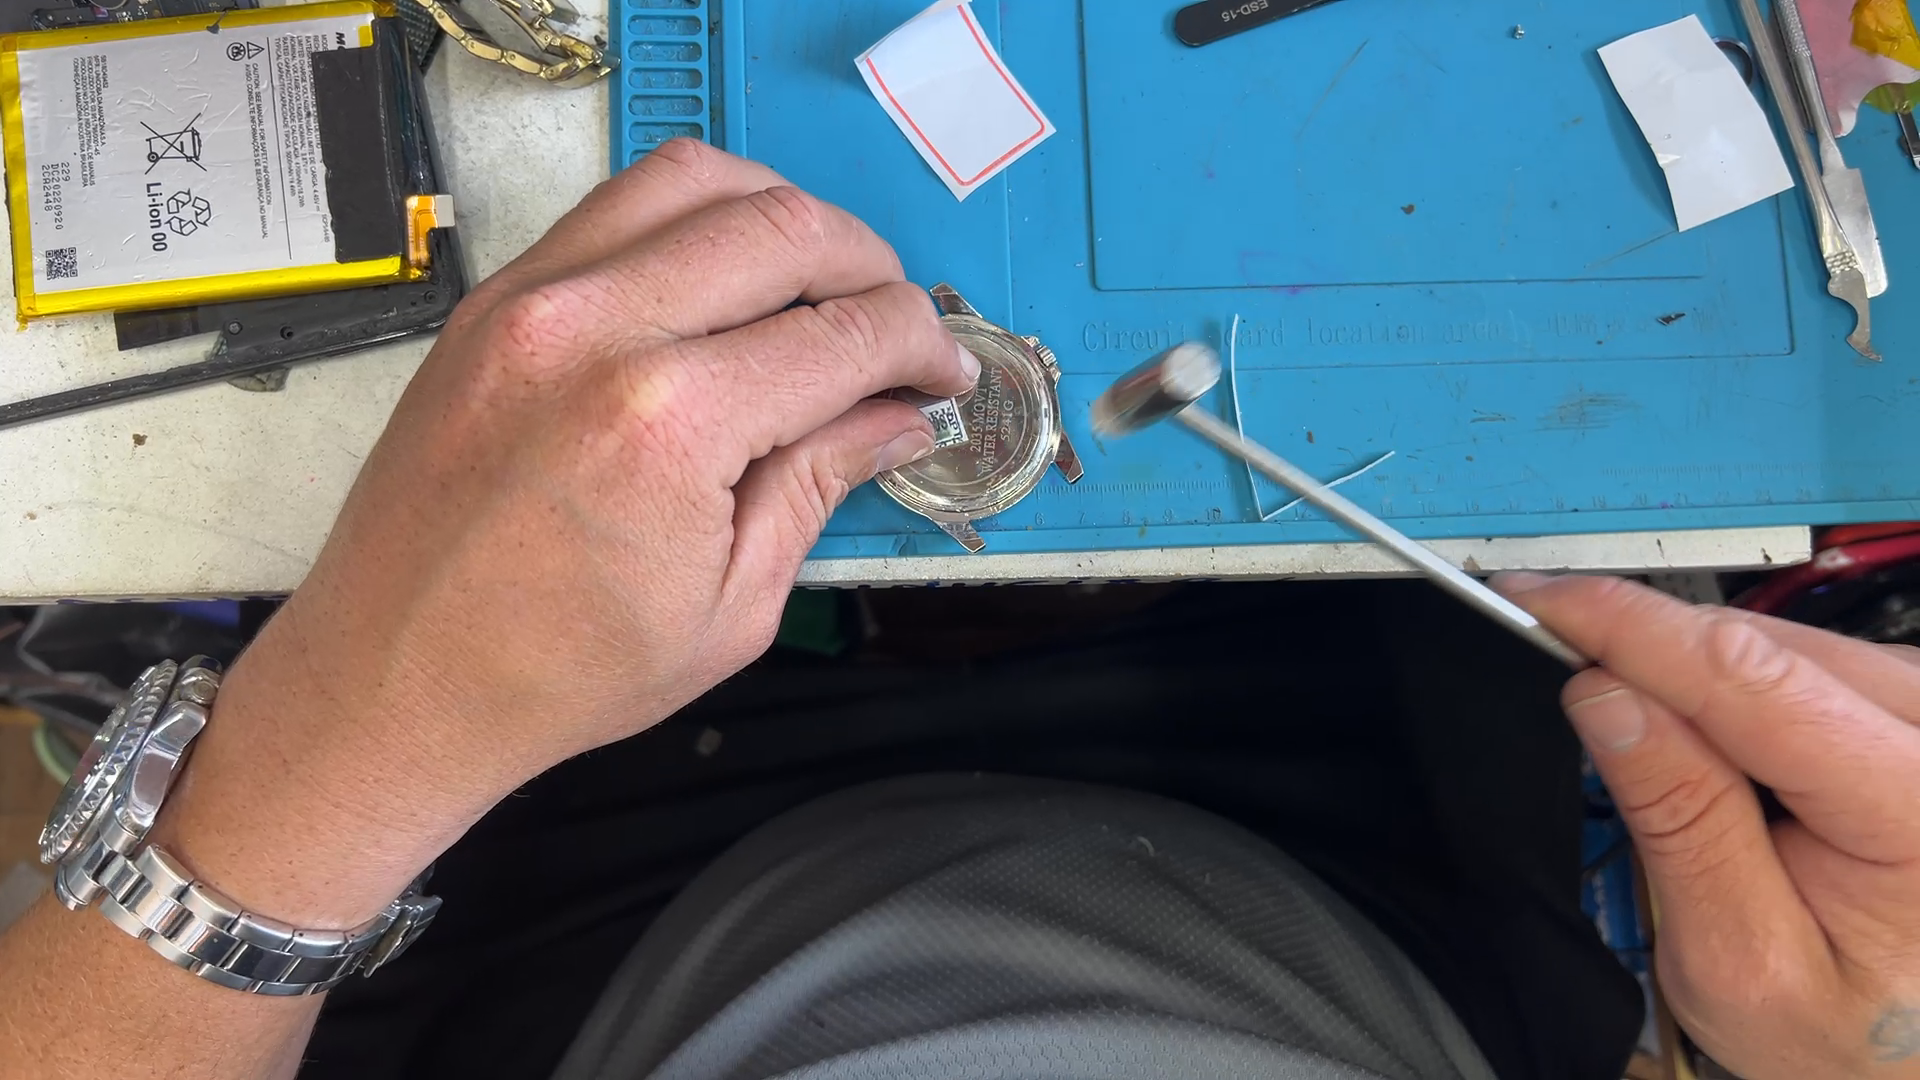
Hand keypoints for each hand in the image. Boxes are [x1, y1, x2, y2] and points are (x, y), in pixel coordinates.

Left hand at [153, 140, 975, 923]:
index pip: (844, 335)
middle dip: (878, 271)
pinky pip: (628, 201)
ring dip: (798, 222)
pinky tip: (740, 272)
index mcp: (670, 425)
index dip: (923, 345)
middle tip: (905, 330)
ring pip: (708, 181)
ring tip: (832, 288)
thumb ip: (823, 482)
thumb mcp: (737, 602)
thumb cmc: (568, 671)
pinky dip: (710, 212)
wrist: (396, 682)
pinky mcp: (499, 295)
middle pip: (789, 232)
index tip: (948, 372)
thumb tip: (901, 418)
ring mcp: (534, 295)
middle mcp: (598, 329)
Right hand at [1497, 573, 1919, 1078]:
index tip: (1524, 598)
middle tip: (1544, 651)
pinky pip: (1804, 663)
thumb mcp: (1736, 954)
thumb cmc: (1852, 1038)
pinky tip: (1701, 723)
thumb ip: (1677, 818)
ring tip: (1626, 709)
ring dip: (1680, 662)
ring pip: (1779, 645)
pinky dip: (1724, 677)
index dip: (1620, 622)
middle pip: (1760, 650)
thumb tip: (1599, 694)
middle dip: (1636, 643)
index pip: (1745, 679)